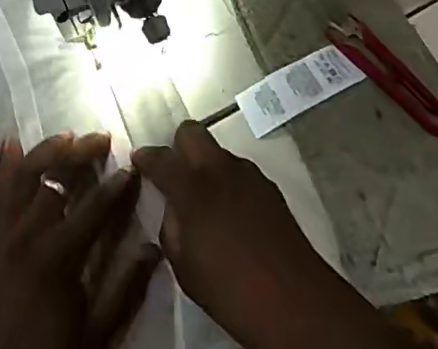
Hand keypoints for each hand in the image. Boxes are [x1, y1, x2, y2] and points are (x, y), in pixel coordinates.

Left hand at [0, 132, 161, 348]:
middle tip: (101, 138)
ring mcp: (3, 234)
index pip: (94, 208)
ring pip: (22, 176)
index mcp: (59, 257)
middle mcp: (28, 235)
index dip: (115, 186)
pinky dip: (2, 166)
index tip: (132, 168)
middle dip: (80, 154)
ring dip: (45, 152)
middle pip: (55, 179)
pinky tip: (10, 144)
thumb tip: (152, 247)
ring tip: (66, 136)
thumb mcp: (96, 333)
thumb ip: (123, 289)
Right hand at [131, 122, 406, 348]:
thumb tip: (172, 209)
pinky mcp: (271, 189)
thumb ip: (171, 227)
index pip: (158, 157)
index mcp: (190, 185)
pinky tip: (232, 213)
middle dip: (178, 146)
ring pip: (217, 152)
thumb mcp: (184, 265)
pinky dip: (229, 182)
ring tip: (206, 198)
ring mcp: (248, 175)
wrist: (299, 306)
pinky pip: (239, 172)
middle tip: (174, 173)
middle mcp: (217, 168)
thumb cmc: (230, 290)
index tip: (138, 163)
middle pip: (191, 132)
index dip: (145, 158)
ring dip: (206, 165)